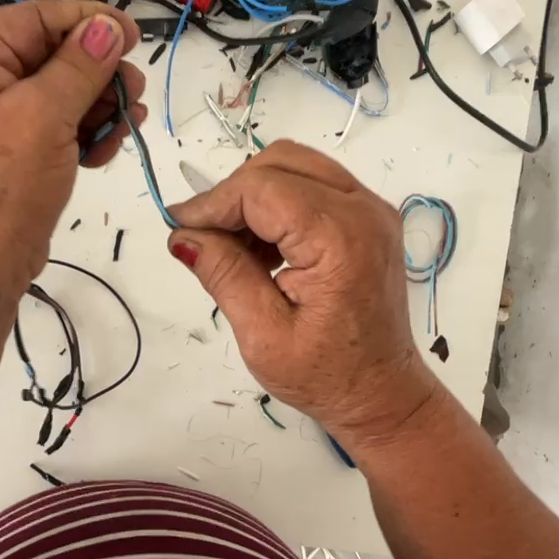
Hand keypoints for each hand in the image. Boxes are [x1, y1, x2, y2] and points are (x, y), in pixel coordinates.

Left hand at [0, 0, 147, 273]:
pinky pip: (49, 132)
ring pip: (53, 99)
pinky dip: (80, 136)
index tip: (130, 34)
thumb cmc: (4, 186)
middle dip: (96, 74)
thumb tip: (106, 28)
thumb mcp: (45, 115)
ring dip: (96, 108)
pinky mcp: (8, 160)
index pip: (32, 22)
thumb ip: (80, 66)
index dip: (85, 24)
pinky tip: (107, 149)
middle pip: (46, 60)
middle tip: (135, 89)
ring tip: (130, 122)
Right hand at [166, 141, 443, 450]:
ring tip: (231, 250)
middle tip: (202, 239)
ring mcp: (371, 211)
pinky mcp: (367, 221)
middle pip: (281, 163)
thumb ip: (225, 276)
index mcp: (341, 240)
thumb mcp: (262, 335)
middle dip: (233, 195)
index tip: (178, 228)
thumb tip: (183, 235)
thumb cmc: (325, 377)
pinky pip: (313, 188)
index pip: (262, 188)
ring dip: (254, 199)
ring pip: (296, 169)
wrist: (380, 394)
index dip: (213, 202)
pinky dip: (277, 207)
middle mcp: (364, 211)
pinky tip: (260, 251)